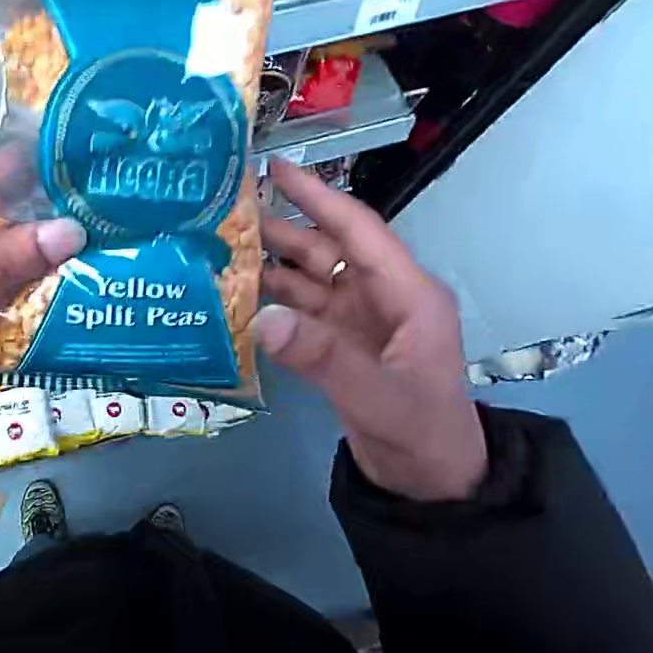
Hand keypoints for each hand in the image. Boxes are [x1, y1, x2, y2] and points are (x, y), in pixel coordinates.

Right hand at [254, 160, 486, 502]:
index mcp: (405, 294)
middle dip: (281, 229)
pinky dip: (271, 304)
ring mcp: (356, 324)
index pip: (357, 230)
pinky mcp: (338, 348)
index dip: (317, 196)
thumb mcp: (378, 396)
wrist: (431, 484)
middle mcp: (379, 298)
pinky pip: (299, 315)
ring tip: (221, 250)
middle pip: (326, 251)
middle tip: (227, 211)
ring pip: (308, 281)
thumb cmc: (422, 433)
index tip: (276, 168)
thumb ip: (321, 357)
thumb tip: (261, 317)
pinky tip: (237, 298)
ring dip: (270, 266)